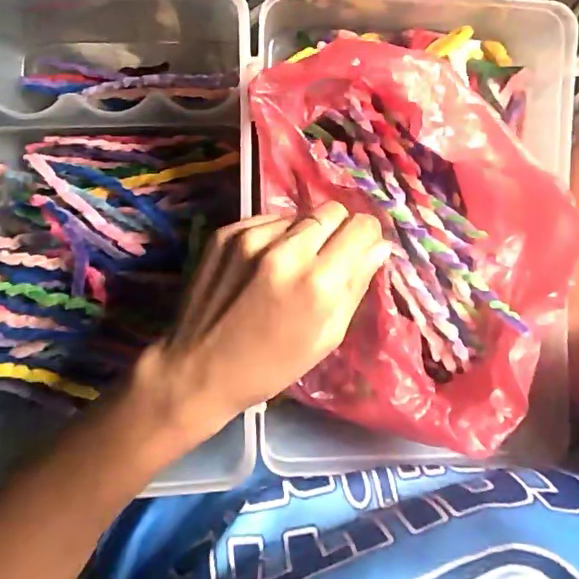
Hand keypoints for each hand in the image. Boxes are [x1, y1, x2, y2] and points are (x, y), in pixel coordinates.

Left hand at [130, 202, 392, 442]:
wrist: (199, 367)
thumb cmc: (272, 365)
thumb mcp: (327, 337)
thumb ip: (356, 285)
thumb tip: (379, 247)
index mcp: (318, 282)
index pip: (361, 227)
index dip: (366, 236)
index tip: (361, 249)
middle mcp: (286, 249)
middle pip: (332, 211)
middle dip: (338, 230)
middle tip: (328, 257)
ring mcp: (252, 236)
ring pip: (299, 215)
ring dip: (304, 235)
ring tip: (288, 267)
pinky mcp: (227, 232)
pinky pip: (268, 221)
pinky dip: (274, 237)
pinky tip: (262, 266)